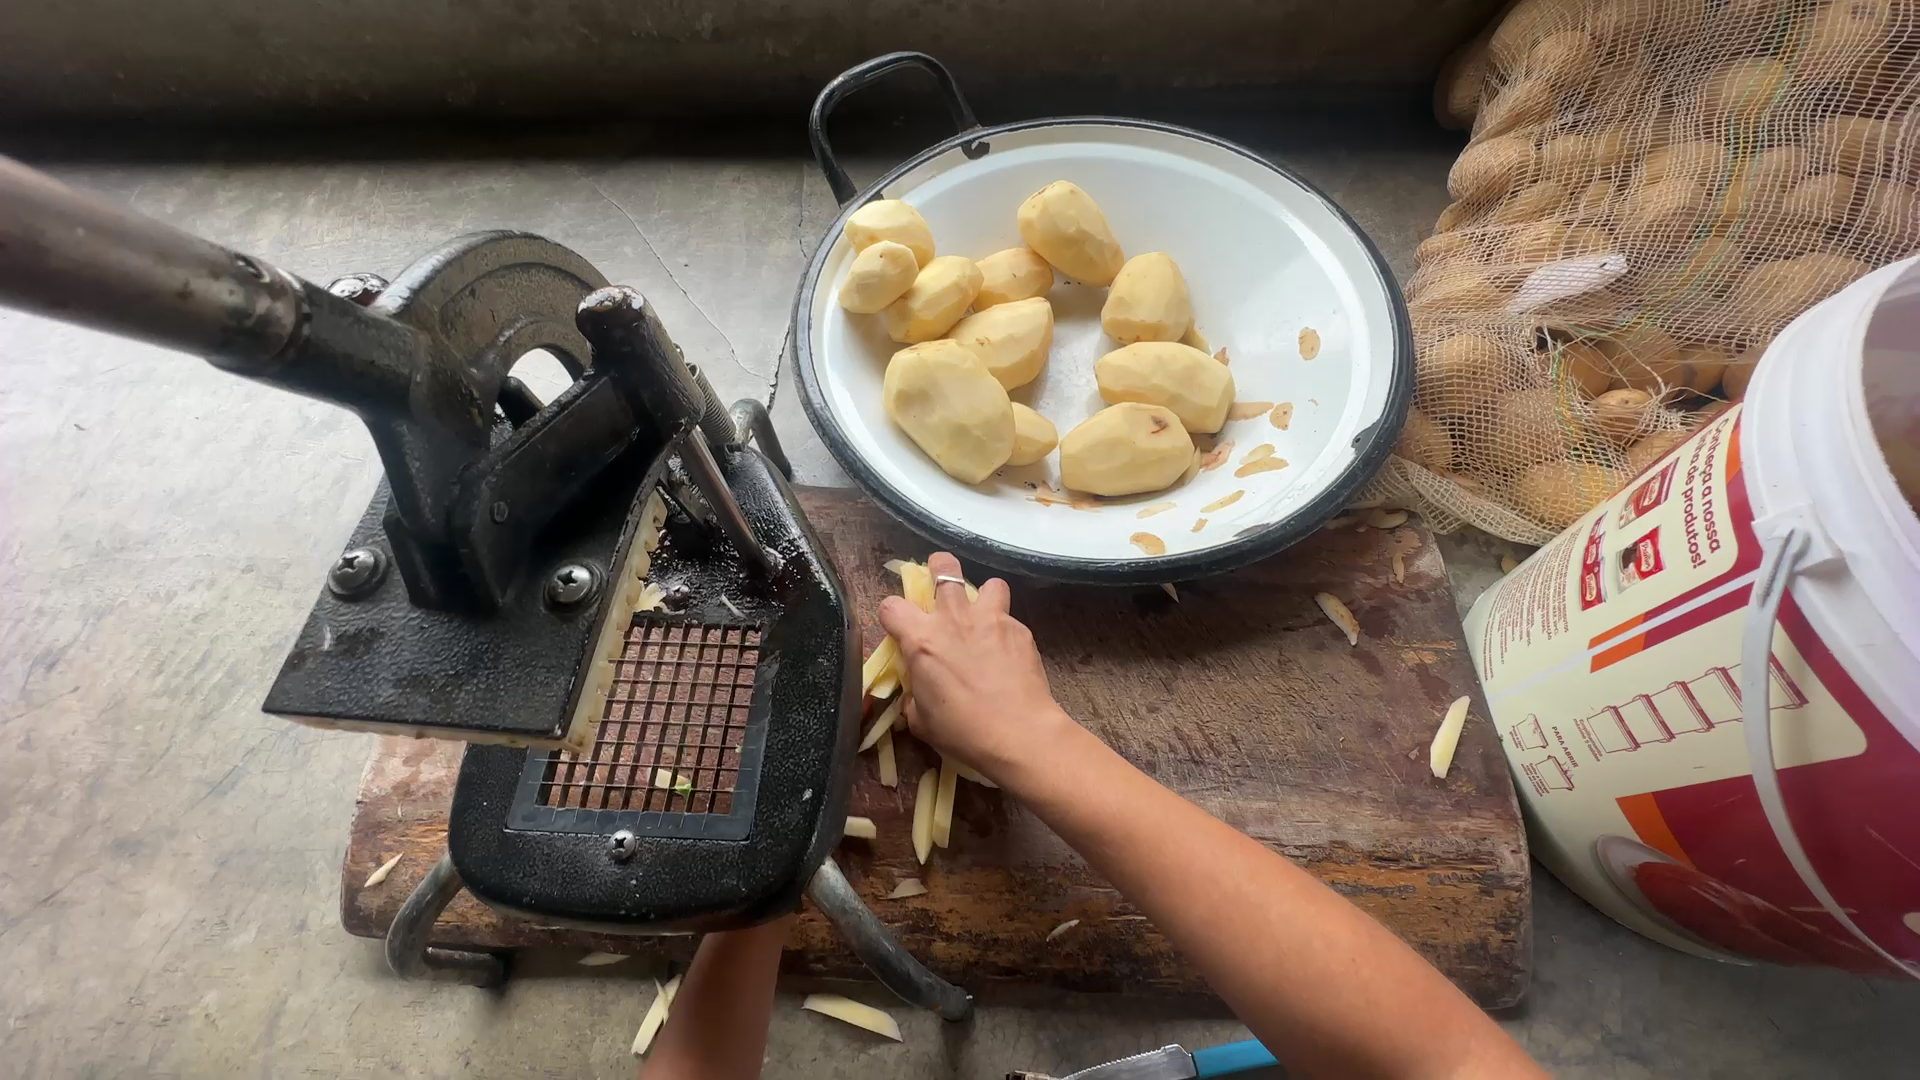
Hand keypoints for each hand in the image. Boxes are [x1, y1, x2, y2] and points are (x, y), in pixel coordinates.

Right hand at [876, 552, 1070, 784]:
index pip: (891, 606)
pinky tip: (1008, 654)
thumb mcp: (921, 721)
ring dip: (983, 596)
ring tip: (984, 617)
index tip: (899, 627)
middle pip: (943, 567)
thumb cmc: (963, 731)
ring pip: (988, 583)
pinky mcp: (1020, 629)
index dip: (892, 615)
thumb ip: (914, 696)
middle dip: (939, 568)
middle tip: (940, 583)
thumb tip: (917, 692)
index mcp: (922, 639)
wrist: (1018, 733)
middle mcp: (954, 619)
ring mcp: (991, 619)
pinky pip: (1009, 618)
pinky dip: (1005, 630)